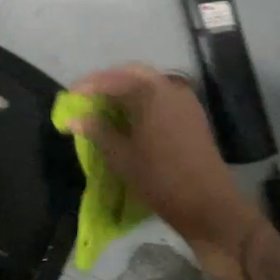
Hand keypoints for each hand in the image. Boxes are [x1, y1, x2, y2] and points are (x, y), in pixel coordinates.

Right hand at [71, 64, 264, 252]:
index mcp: (150, 93)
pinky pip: (162, 97)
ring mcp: (184, 101)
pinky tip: (130, 118)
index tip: (69, 97)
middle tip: (86, 97)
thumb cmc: (161, 179)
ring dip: (125, 90)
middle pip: (131, 73)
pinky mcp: (192, 116)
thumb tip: (73, 118)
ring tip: (105, 108)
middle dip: (107, 82)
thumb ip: (97, 131)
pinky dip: (142, 100)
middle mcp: (169, 88)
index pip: (111, 79)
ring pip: (149, 83)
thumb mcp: (121, 157)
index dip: (87, 86)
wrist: (210, 206)